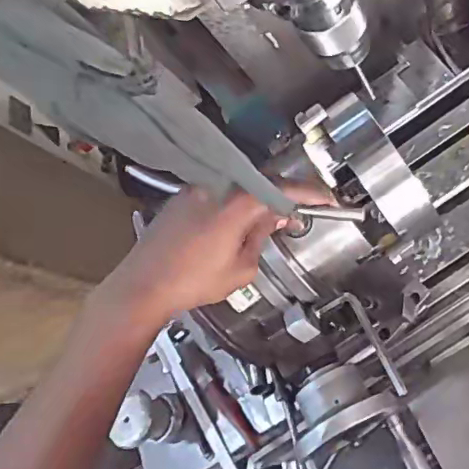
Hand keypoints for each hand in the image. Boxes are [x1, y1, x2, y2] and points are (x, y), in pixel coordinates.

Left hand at [96, 185, 331, 326]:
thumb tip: (274, 219)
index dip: (311, 193)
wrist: (141, 286)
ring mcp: (197, 188)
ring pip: (241, 185)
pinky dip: (237, 201)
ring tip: (270, 222)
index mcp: (236, 203)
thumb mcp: (241, 268)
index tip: (328, 199)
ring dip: (260, 199)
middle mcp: (217, 186)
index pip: (283, 189)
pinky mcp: (183, 196)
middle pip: (263, 181)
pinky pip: (221, 190)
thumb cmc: (189, 282)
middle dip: (285, 196)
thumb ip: (262, 236)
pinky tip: (240, 222)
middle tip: (301, 213)